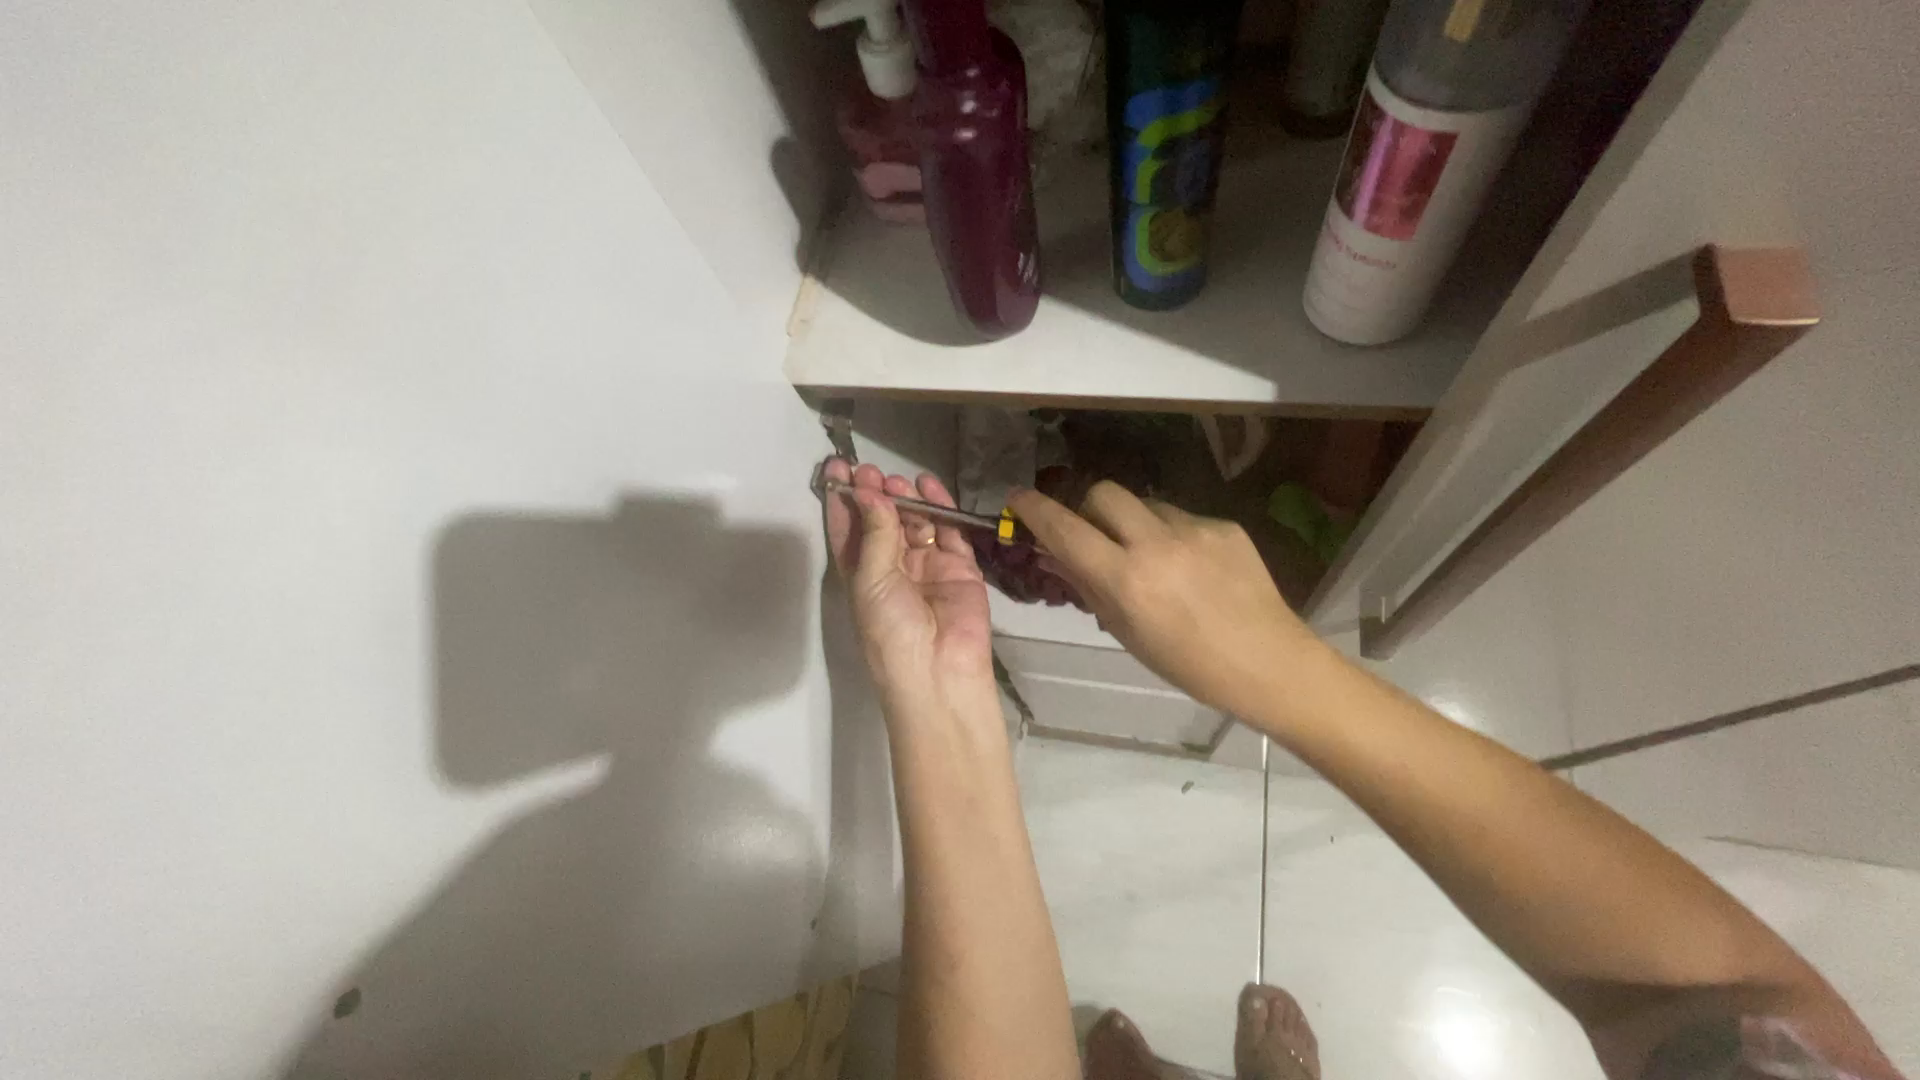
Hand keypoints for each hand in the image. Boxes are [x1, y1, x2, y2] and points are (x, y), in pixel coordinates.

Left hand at [823, 459, 994, 712]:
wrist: (939, 670)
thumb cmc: (891, 630)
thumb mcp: (871, 581)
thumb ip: (874, 533)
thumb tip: (869, 492)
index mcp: (862, 575)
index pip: (848, 530)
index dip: (842, 500)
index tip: (837, 467)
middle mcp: (893, 568)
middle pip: (883, 521)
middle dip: (875, 495)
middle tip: (871, 471)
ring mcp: (928, 566)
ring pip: (916, 522)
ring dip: (905, 499)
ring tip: (898, 482)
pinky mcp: (960, 566)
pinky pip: (950, 530)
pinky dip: (941, 508)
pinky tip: (929, 488)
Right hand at [1008, 481, 1320, 718]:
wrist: (1270, 663)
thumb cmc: (1189, 664)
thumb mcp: (1128, 633)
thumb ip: (1088, 588)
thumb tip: (1052, 556)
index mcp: (1128, 580)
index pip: (1066, 530)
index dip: (1034, 509)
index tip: (1017, 497)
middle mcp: (1157, 544)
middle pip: (1103, 492)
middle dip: (1086, 506)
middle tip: (1092, 533)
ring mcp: (1195, 530)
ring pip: (1145, 504)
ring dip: (1133, 523)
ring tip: (1151, 561)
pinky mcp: (1225, 526)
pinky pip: (1181, 518)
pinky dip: (1171, 536)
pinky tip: (1190, 569)